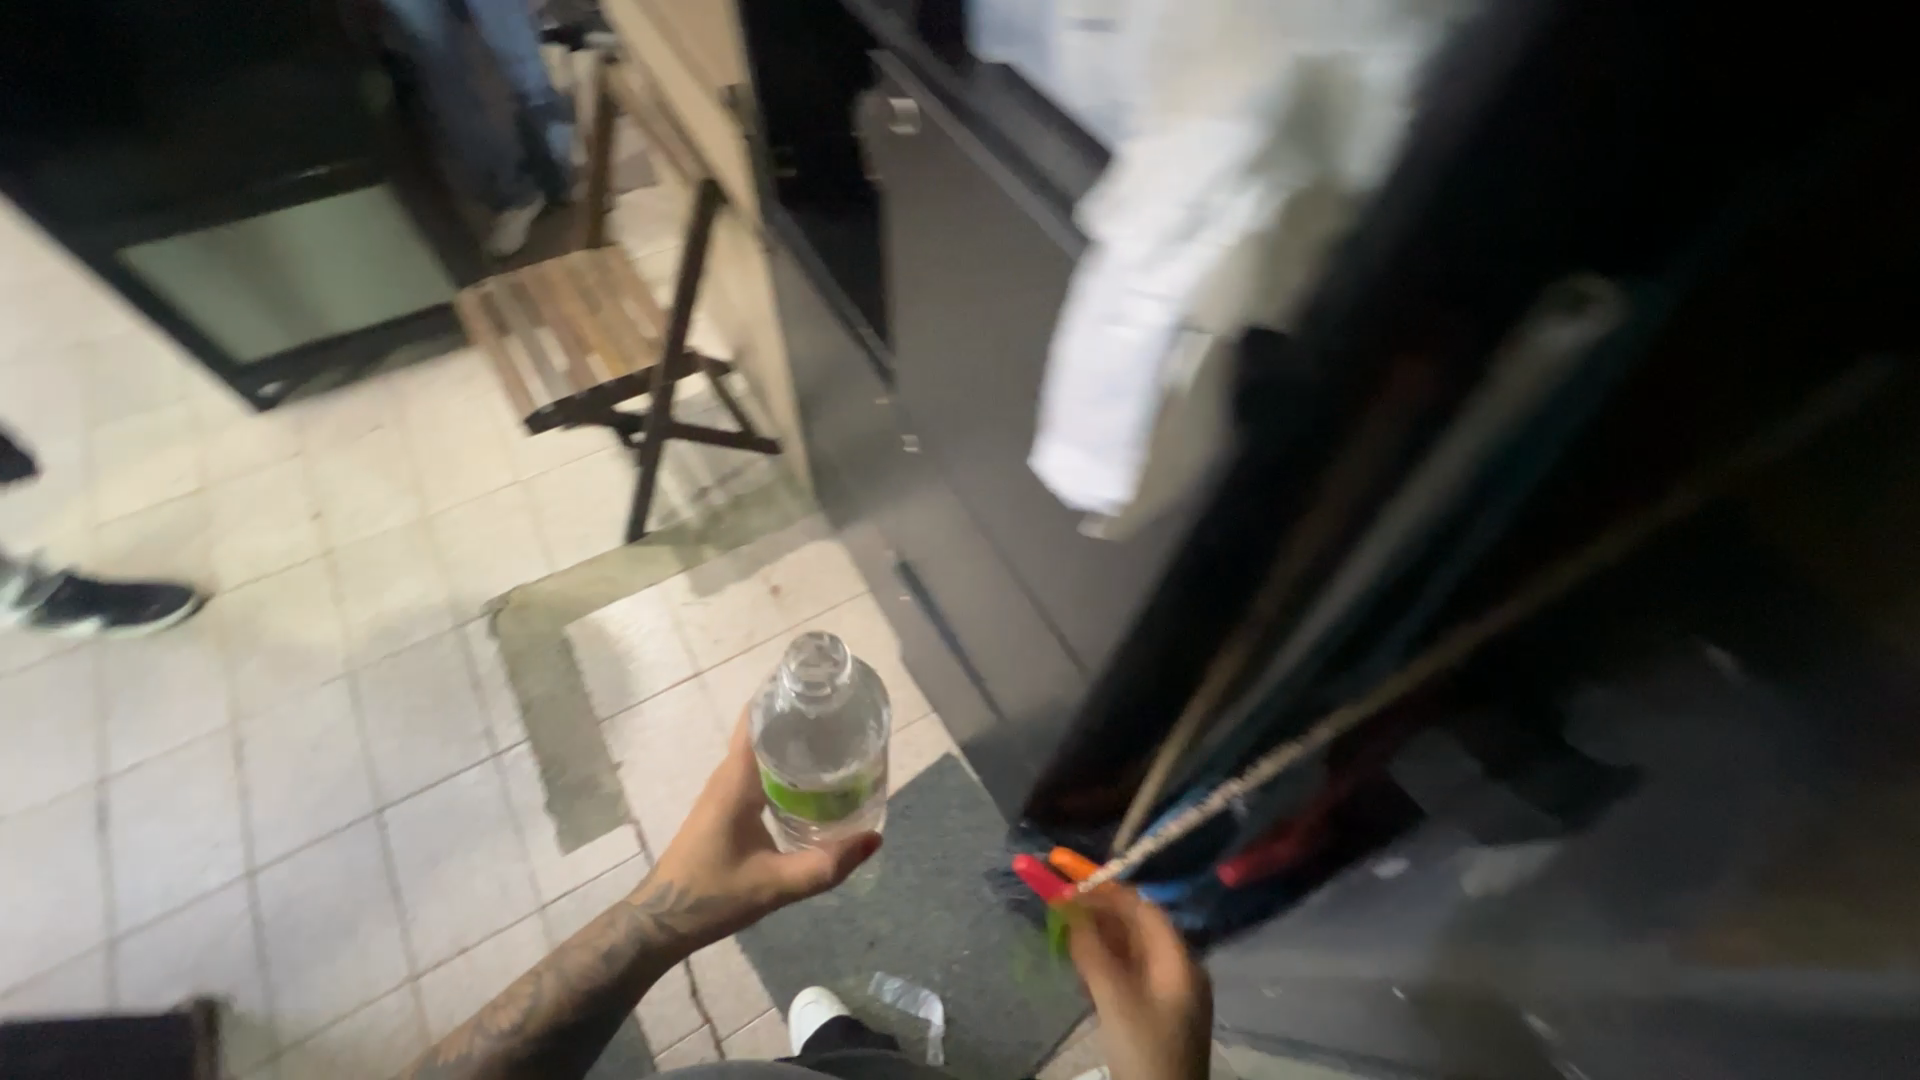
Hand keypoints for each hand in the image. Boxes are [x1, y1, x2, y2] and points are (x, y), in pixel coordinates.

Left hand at [646, 712, 882, 949]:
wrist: (661, 923)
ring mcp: (724, 789)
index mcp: (737, 779)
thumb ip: (826, 865)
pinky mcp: (725, 805)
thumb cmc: (712, 895)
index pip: (758, 716)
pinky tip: (811, 777)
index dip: (785, 695)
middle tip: (843, 714)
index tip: (821, 687)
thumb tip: (875, 838)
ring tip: (835, 738)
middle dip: (800, 715)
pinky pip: (758, 768)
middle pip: (764, 726)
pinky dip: (784, 761)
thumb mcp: (775, 885)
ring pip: (761, 748)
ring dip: (792, 738)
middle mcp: (729, 774)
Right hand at [1066, 886, 1212, 1079]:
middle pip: (1139, 929)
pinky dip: (1106, 965)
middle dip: (1102, 916)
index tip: (1074, 890)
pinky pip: (1130, 975)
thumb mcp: (1114, 998)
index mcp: (1181, 961)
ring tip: (1067, 937)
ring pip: (1132, 952)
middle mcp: (1179, 970)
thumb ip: (1091, 950)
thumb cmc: (1145, 1051)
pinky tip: (1082, 969)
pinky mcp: (1156, 1015)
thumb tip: (1070, 911)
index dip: (1110, 895)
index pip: (1145, 910)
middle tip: (1064, 912)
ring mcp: (1170, 994)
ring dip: (1100, 940)